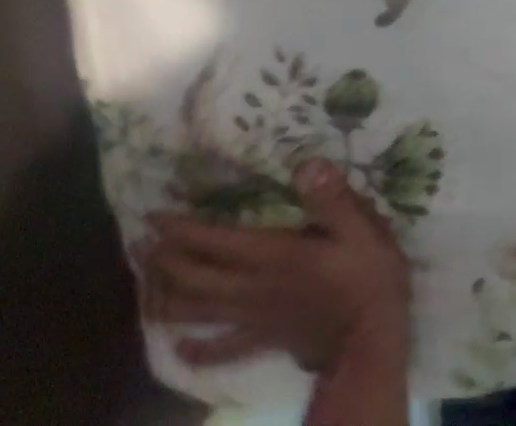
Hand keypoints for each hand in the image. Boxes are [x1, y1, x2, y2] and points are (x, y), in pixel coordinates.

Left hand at [140, 159, 411, 373]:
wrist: (371, 334)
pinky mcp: (262, 340)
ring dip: (163, 297)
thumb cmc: (369, 277)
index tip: (155, 216)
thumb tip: (307, 164)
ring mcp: (251, 318)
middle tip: (144, 244)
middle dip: (162, 259)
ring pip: (191, 311)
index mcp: (273, 256)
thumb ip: (333, 199)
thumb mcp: (362, 229)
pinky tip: (180, 347)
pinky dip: (194, 349)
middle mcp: (249, 287)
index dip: (181, 228)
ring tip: (149, 285)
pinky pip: (219, 350)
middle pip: (191, 277)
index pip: (214, 241)